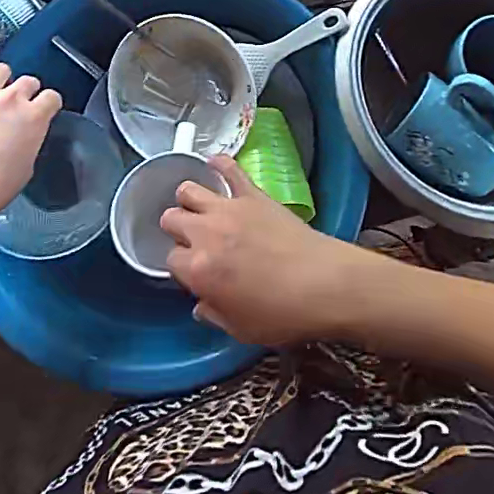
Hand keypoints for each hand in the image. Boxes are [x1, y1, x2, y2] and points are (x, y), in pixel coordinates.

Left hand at [0, 48, 61, 236]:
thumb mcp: (24, 171)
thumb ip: (29, 143)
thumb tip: (24, 137)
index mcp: (33, 118)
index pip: (51, 98)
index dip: (48, 105)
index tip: (45, 109)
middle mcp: (8, 100)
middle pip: (27, 81)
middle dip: (27, 91)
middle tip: (21, 104)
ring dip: (1, 77)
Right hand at [160, 157, 388, 344]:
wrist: (323, 283)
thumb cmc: (282, 313)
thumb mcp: (239, 328)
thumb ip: (213, 314)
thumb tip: (202, 303)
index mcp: (198, 269)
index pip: (170, 260)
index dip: (181, 267)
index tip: (194, 272)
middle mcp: (206, 233)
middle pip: (172, 219)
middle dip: (178, 230)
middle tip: (194, 240)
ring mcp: (229, 208)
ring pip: (189, 190)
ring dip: (189, 200)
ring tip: (199, 208)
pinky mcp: (253, 193)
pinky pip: (230, 168)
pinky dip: (220, 165)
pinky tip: (214, 165)